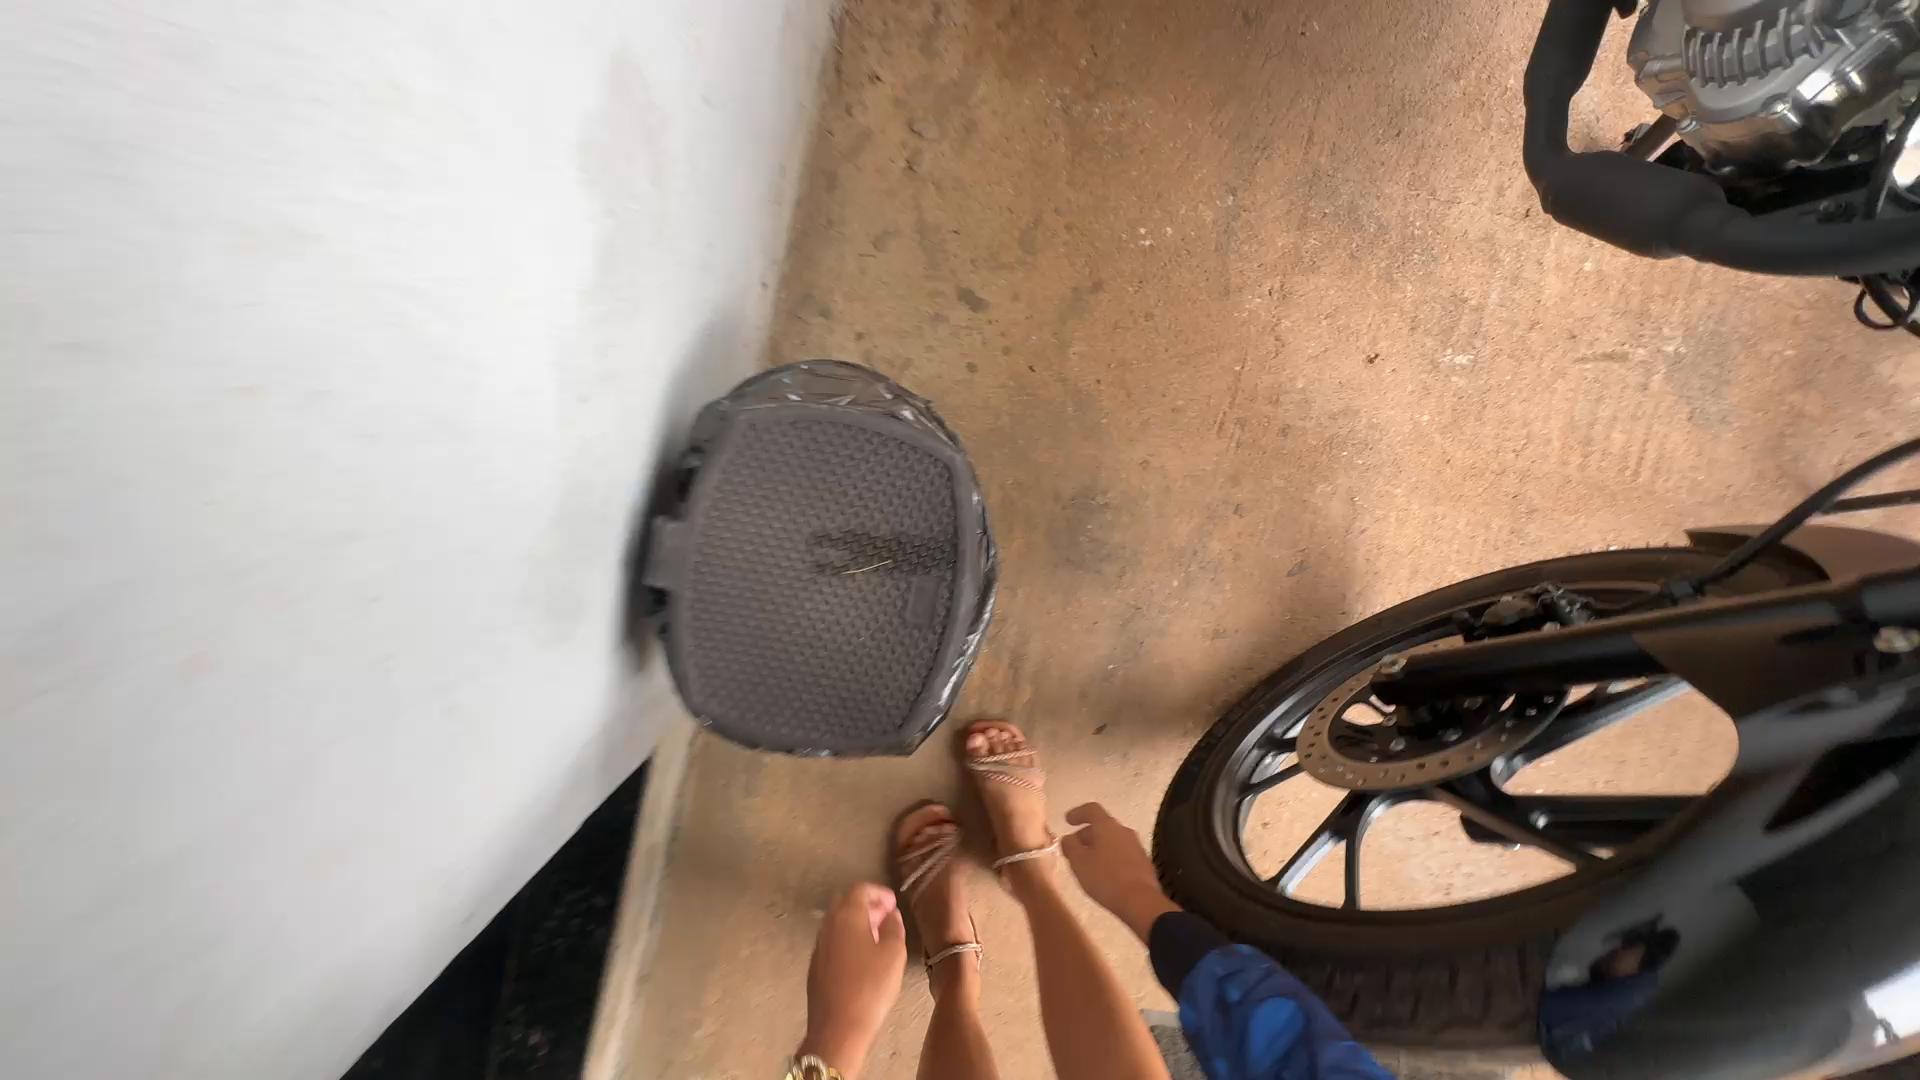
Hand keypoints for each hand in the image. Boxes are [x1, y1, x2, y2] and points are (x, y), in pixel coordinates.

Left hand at [798, 883, 905, 1078]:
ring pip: (838, 922)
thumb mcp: (893, 954)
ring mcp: (819, 946)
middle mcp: (829, 925)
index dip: (879, 892)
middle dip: (867, 904)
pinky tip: (861, 956)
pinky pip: (833, 941)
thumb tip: (891, 915)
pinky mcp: (815, 967)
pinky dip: (847, 938)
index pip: (860, 889)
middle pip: (846, 902)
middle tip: (886, 915)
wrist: (837, 1030)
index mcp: (847, 916)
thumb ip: (894, 927)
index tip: (893, 903)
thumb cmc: (870, 988)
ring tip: (877, 935)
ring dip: (857, 922)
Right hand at [1062, 802, 1180, 942]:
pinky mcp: (1144, 864)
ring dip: (1099, 847)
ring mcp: (1136, 847)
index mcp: (1107, 826)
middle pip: (1103, 826)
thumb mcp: (1079, 862)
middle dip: (1087, 835)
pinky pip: (1123, 854)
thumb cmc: (1106, 878)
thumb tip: (1068, 838)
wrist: (1141, 902)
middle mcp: (1124, 831)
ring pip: (1113, 841)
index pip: (1092, 809)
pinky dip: (1111, 858)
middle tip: (1075, 848)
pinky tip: (1104, 874)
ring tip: (1088, 863)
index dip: (1078, 813)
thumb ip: (1070, 846)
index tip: (1068, 821)